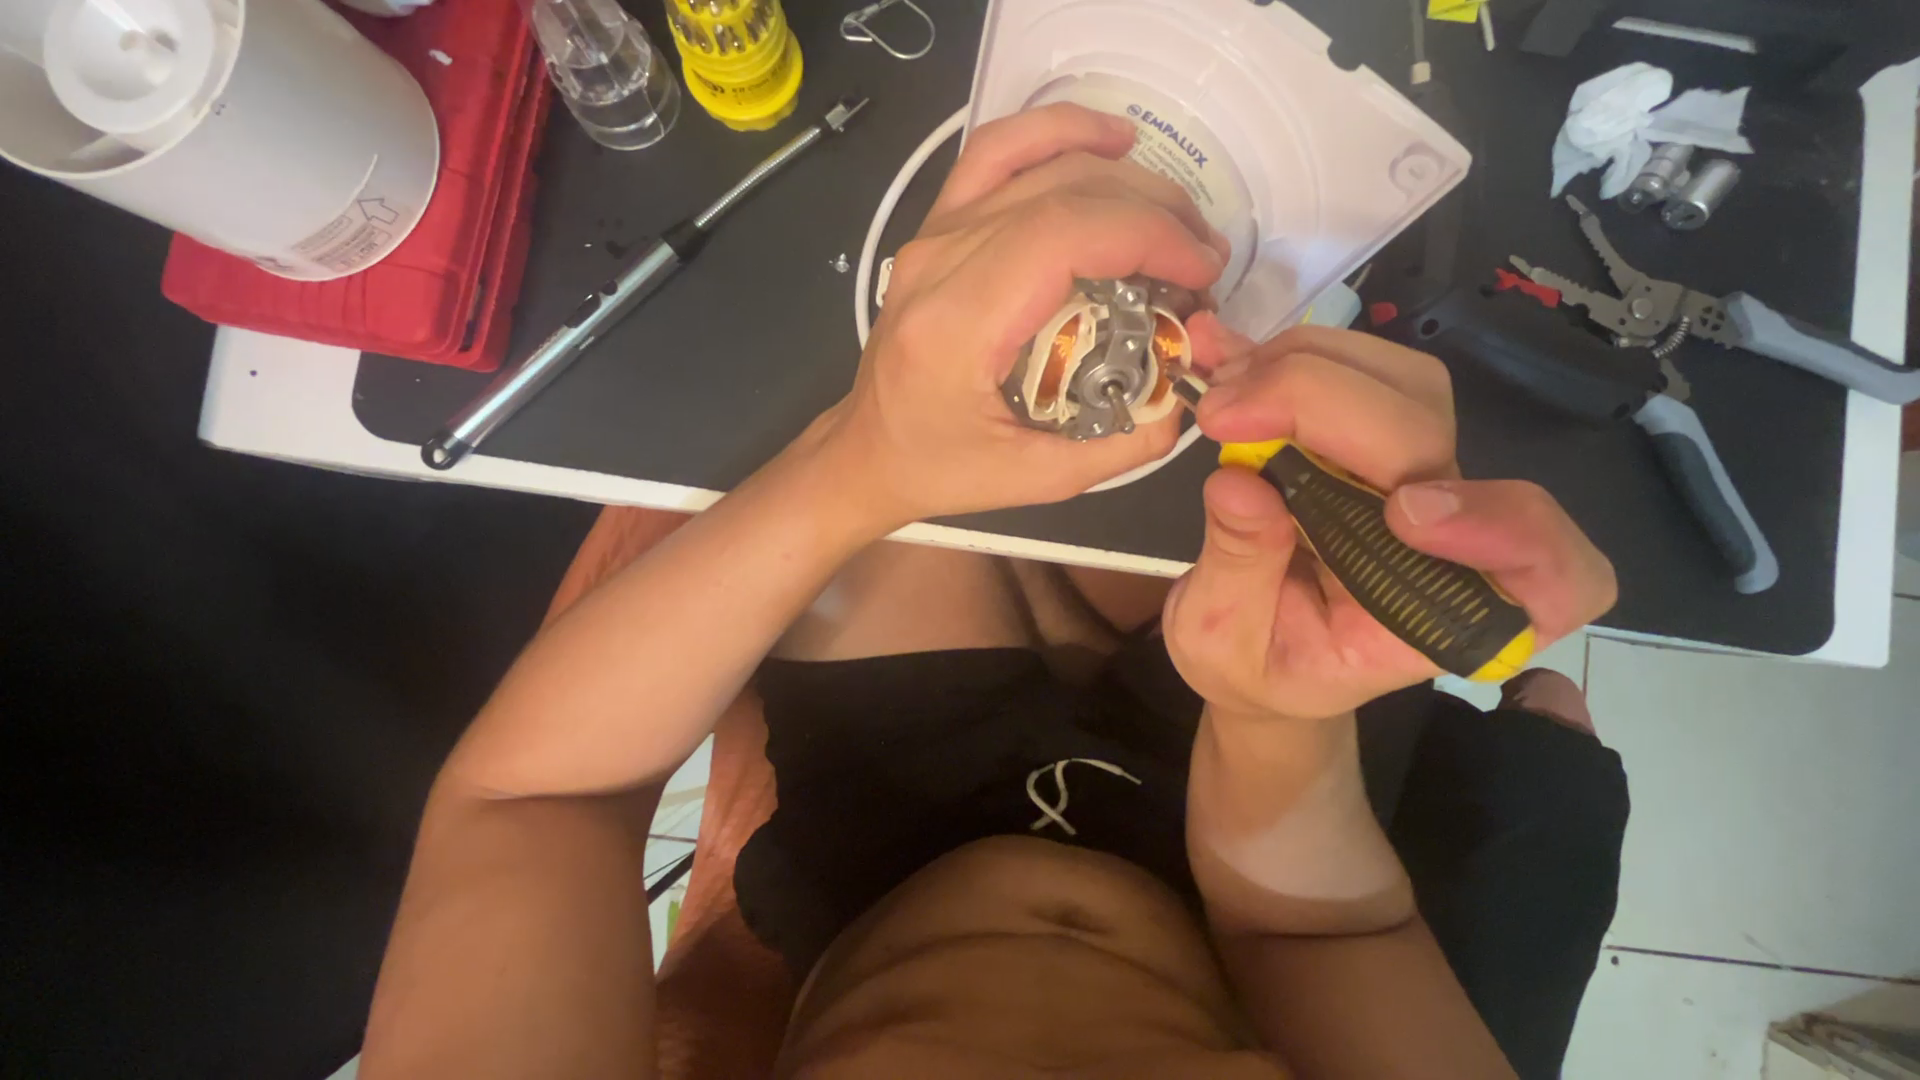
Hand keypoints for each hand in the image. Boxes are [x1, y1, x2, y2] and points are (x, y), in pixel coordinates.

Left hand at [814, 103, 1228, 525]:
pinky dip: (1058, 131)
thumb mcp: (1034, 480)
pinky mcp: (937, 227)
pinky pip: (997, 153)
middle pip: (1062, 192)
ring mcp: (932, 233)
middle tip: (1204, 258)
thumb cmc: (940, 468)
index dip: (1149, 236)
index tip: (1203, 271)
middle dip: (1154, 211)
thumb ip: (1118, 445)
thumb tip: (1187, 397)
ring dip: (1124, 178)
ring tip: (1177, 216)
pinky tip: (1112, 141)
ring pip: (1038, 162)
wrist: (868, 451)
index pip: (1064, 236)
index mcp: (956, 323)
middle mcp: (938, 260)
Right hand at [1164, 317, 1616, 723]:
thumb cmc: (1254, 666)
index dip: (1509, 529)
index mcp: (1433, 617)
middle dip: (1325, 404)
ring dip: (1307, 367)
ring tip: (1221, 392)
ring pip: (1401, 384)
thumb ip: (1239, 573)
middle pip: (1428, 436)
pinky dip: (1286, 354)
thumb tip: (1239, 480)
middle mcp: (1440, 536)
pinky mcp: (1364, 441)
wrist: (1248, 646)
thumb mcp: (1225, 646)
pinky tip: (1225, 351)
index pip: (1550, 577)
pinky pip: (1354, 372)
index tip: (1403, 514)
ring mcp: (1407, 477)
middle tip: (1225, 413)